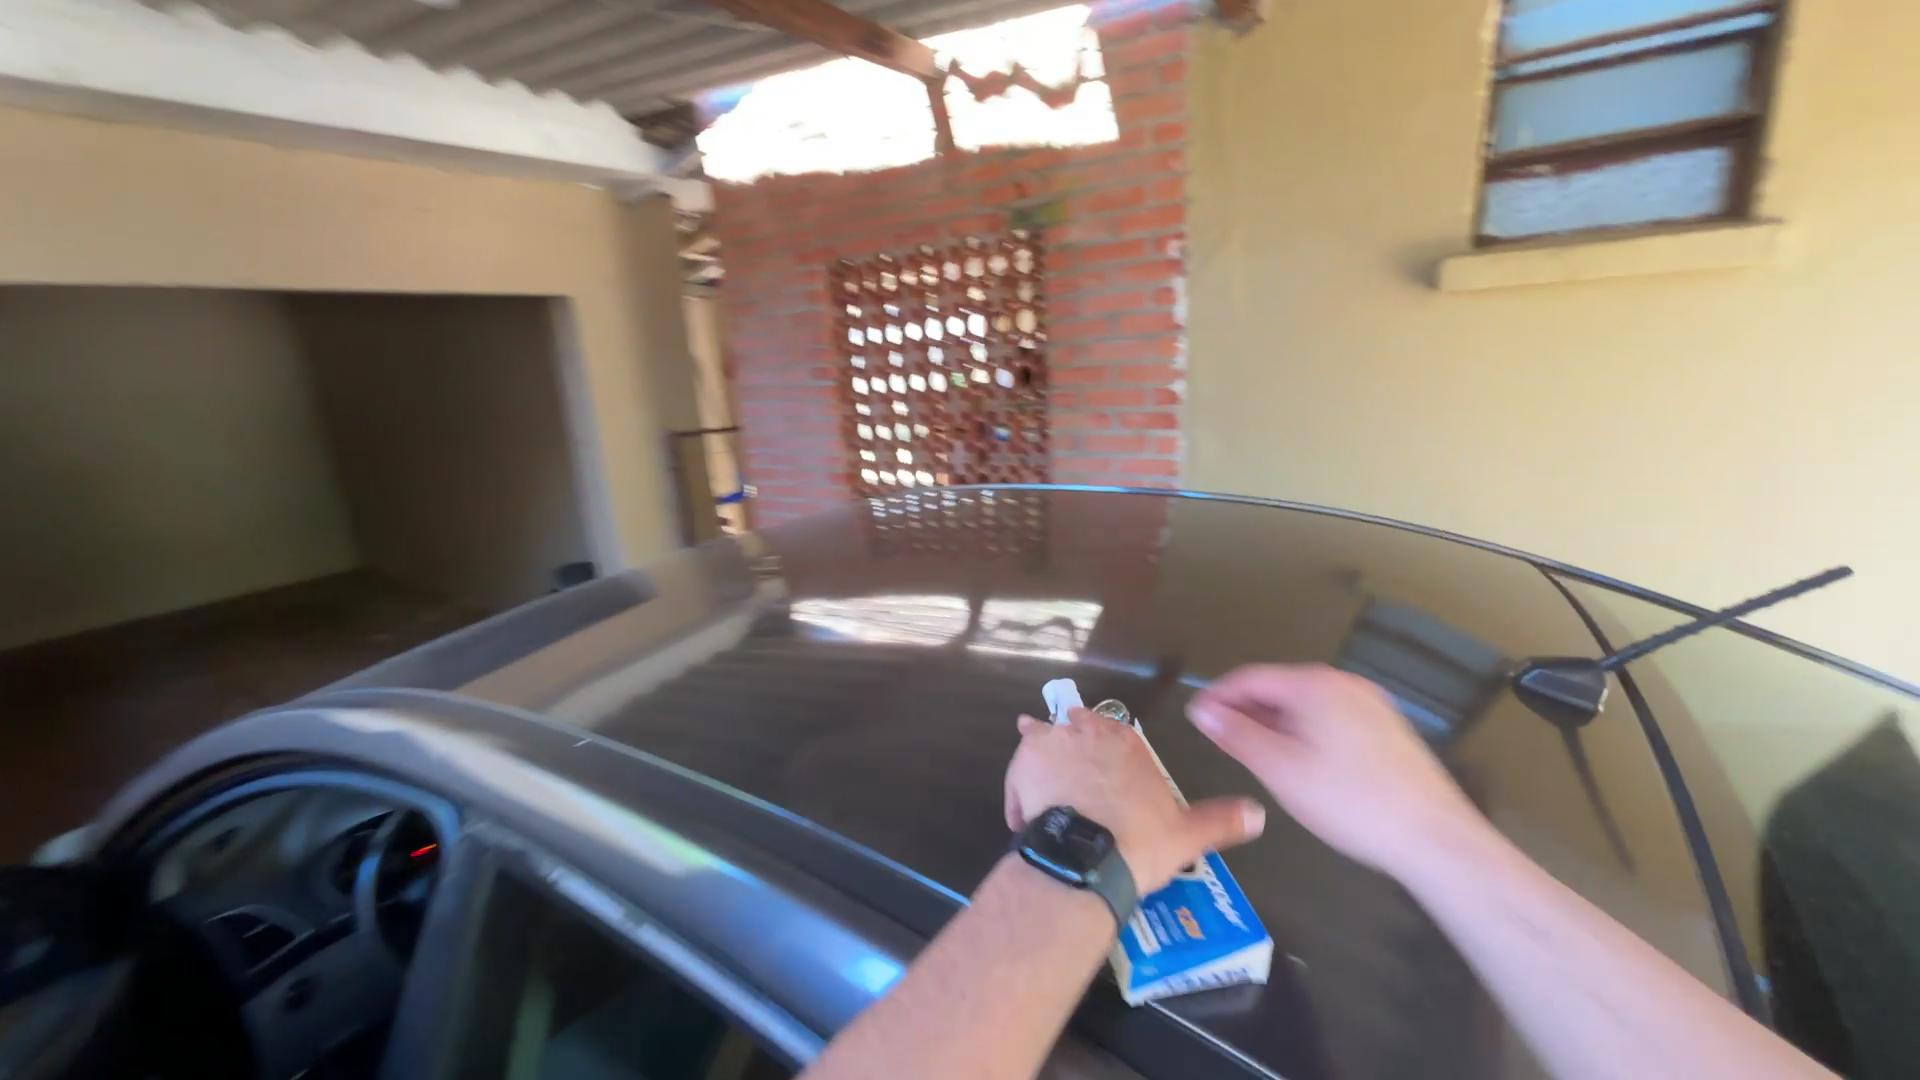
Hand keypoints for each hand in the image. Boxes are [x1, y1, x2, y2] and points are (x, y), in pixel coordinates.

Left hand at [1004, 708, 1265, 893]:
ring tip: (1040, 785)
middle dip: (1070, 746)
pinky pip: (1017, 776)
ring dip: (1038, 760)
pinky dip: (1018, 793)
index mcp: (1126, 740)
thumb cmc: (1142, 839)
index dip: (1105, 746)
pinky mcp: (1022, 764)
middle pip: (1073, 727)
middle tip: (1069, 774)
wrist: (1092, 854)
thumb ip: (1221, 820)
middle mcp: (1086, 731)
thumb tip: (1258, 814)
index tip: (1101, 766)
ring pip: (1039, 741)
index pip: (1113, 730)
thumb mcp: (1188, 833)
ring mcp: (1050, 743)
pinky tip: (1024, 817)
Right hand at [1187, 664, 1486, 878]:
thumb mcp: (1279, 768)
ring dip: (1273, 724)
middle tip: (1220, 742)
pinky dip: (1304, 734)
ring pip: (1304, 706)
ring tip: (1255, 757)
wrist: (1435, 840)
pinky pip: (1329, 719)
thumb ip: (1235, 733)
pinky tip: (1300, 765)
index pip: (1248, 678)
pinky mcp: (1386, 729)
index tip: (1195, 720)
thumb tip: (1202, 709)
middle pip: (1278, 688)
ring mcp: (1370, 705)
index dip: (1217, 697)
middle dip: (1245, 711)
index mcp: (1315, 685)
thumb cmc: (1349, 802)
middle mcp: (1344, 684)